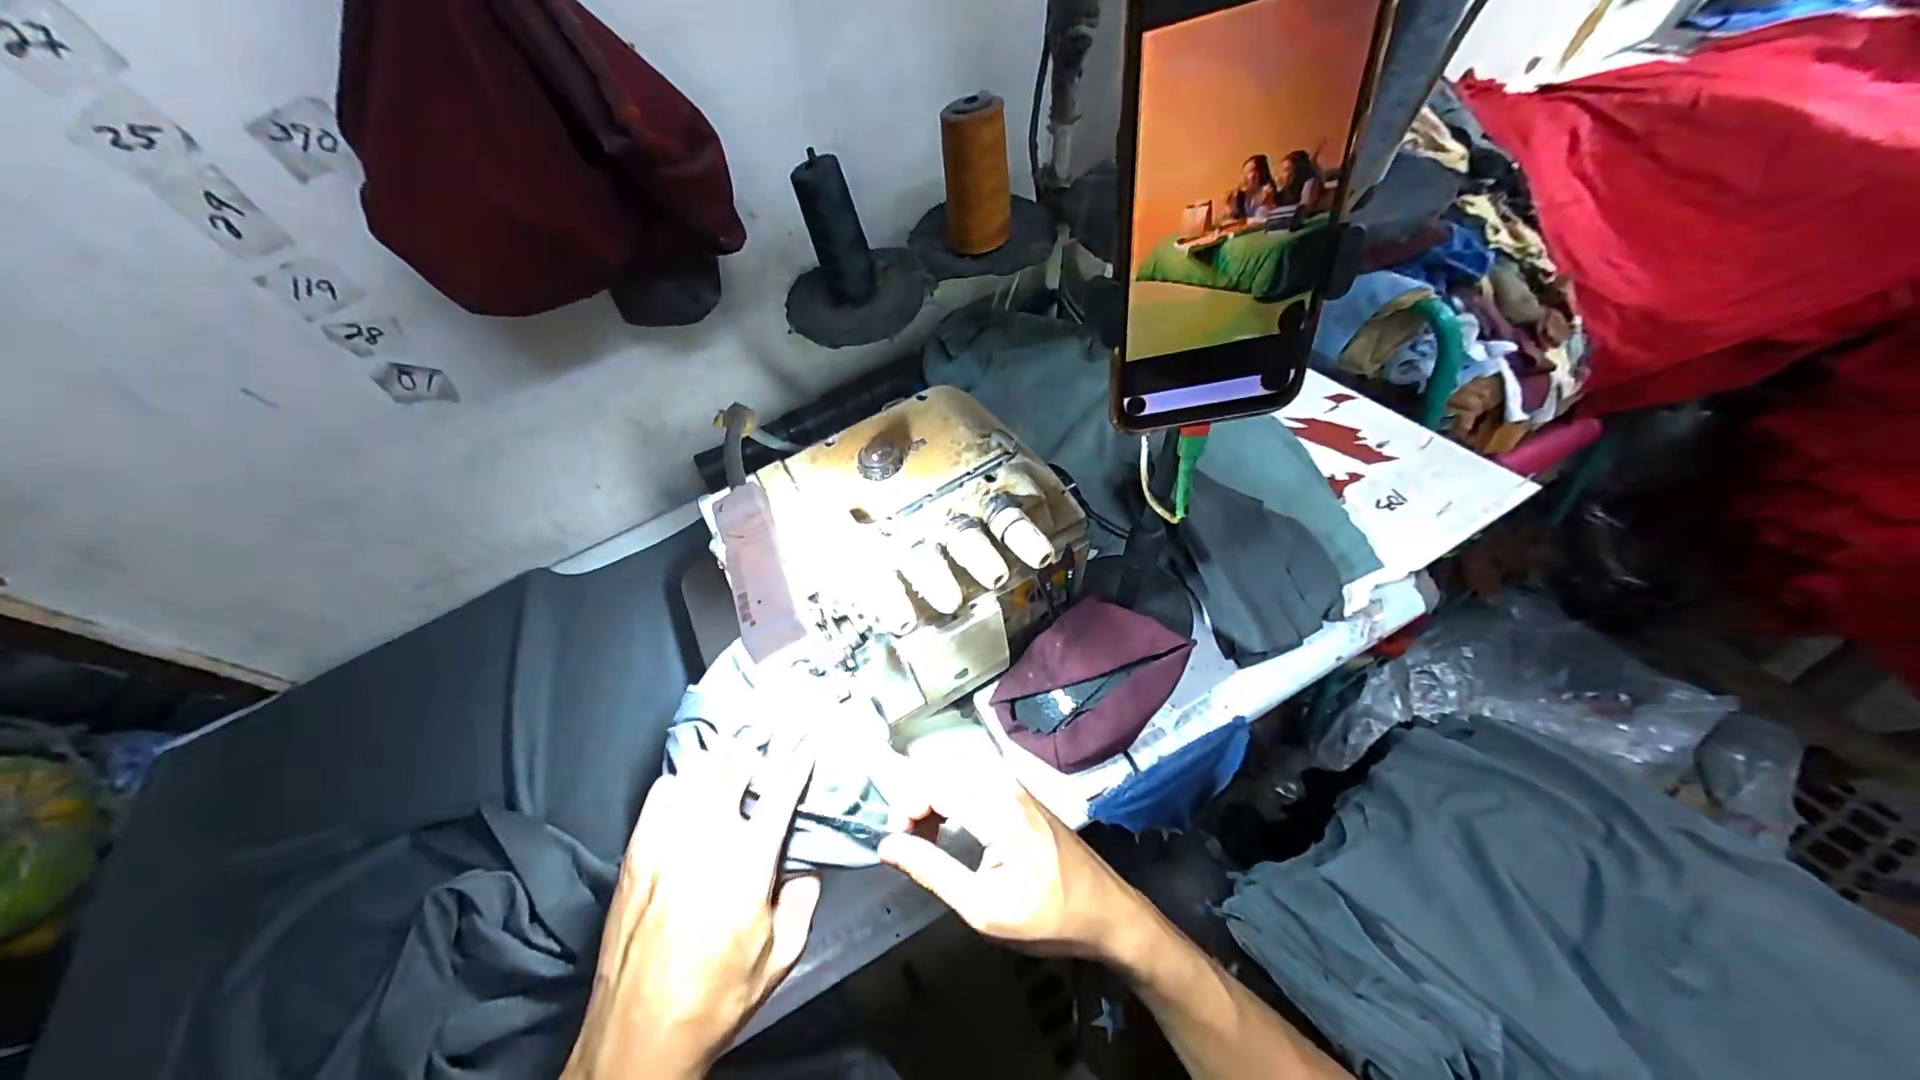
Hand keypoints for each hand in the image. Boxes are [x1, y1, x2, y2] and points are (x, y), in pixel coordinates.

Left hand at [563, 751, 819, 1079]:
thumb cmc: (715, 999)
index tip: (807, 744)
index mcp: (747, 866)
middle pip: (732, 767)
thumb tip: (805, 863)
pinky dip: (682, 783)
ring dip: (719, 765)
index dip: (797, 761)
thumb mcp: (781, 956)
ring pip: (694, 772)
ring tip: (731, 774)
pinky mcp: (634, 854)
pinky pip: (660, 793)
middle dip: (754, 758)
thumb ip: (803, 898)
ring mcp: (663, 844)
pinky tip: (690, 796)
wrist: (637, 1037)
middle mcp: (705, 842)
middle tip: (764, 769)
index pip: (779, 793)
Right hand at [876, 764, 1145, 961]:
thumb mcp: (983, 909)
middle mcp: (1006, 785)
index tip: (896, 842)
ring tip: (924, 836)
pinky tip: (948, 826)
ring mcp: (1016, 785)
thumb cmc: (1048, 918)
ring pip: (956, 769)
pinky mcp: (1020, 792)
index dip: (904, 807)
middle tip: (906, 840)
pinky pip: (972, 776)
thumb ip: (931, 871)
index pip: (933, 783)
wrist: (1107, 913)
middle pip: (942, 768)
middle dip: (914, 799)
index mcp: (998, 809)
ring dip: (931, 795)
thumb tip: (888, 846)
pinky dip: (950, 794)